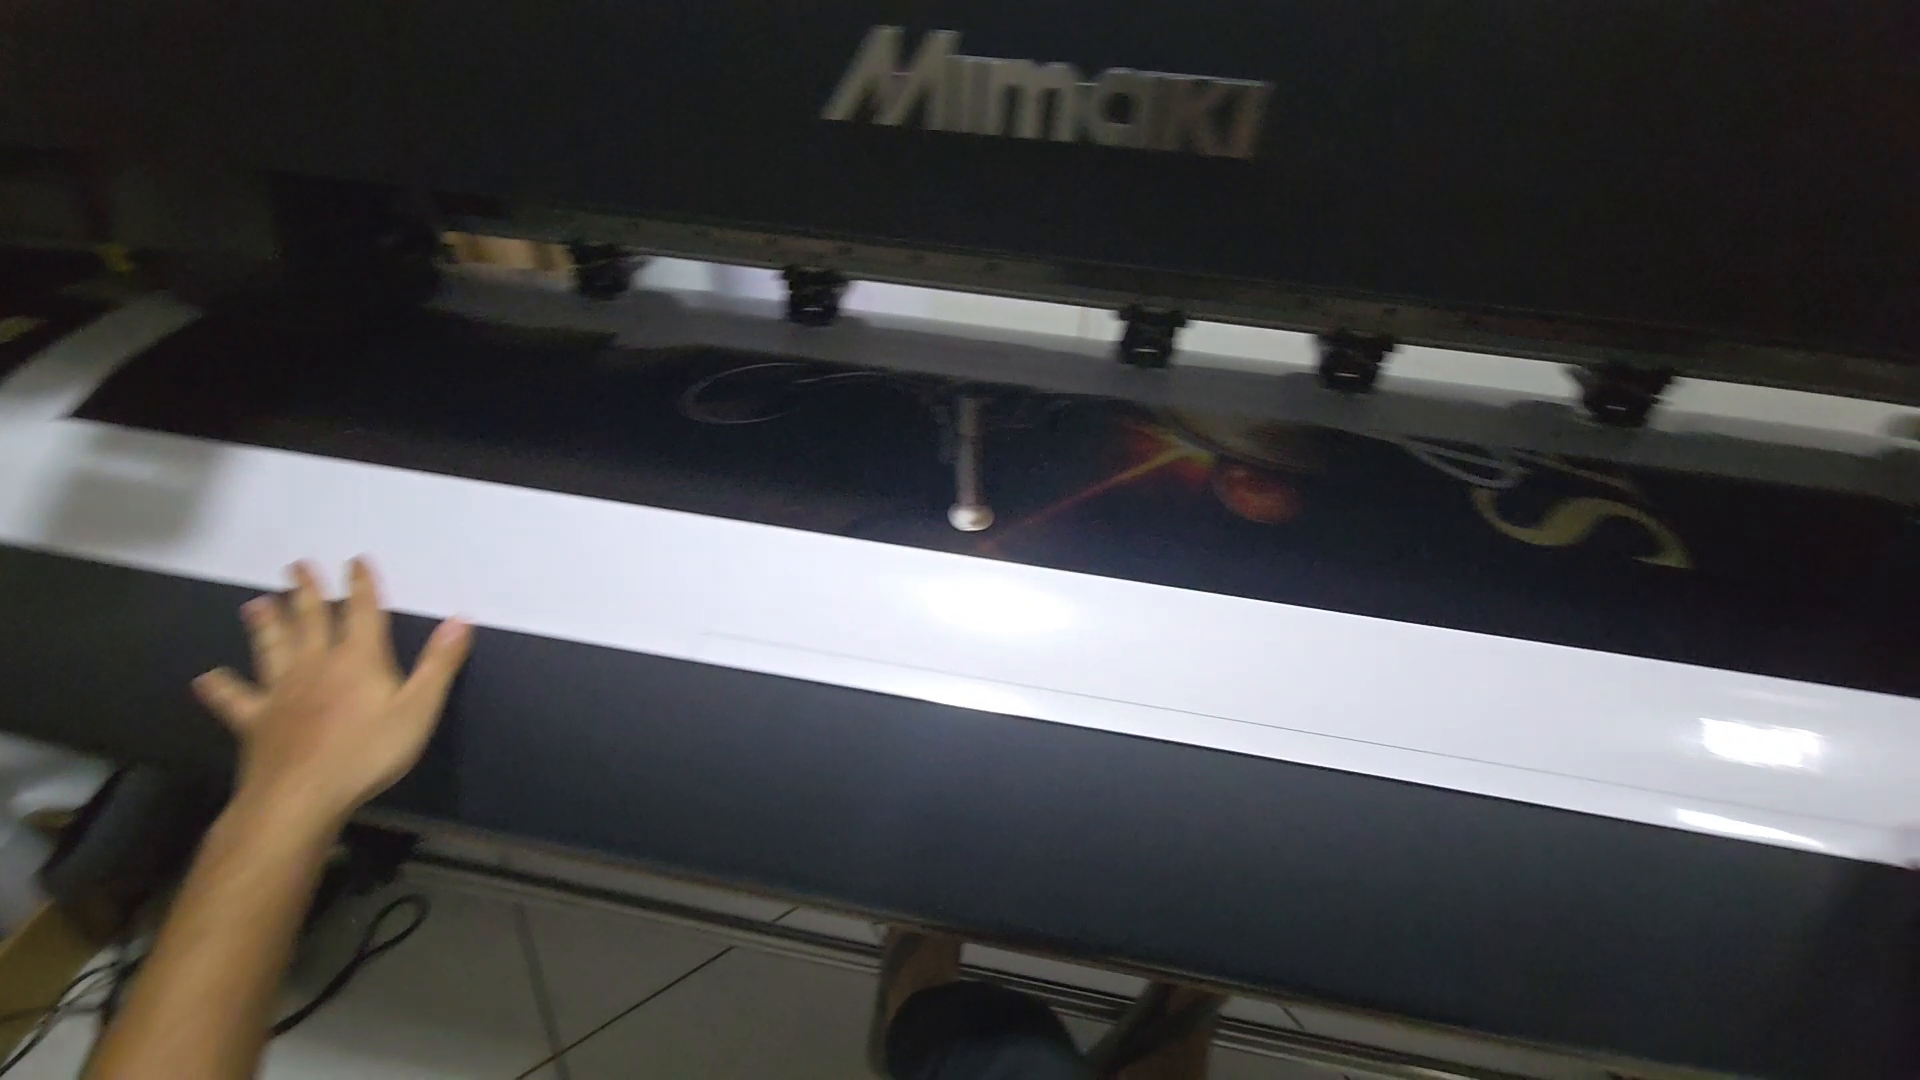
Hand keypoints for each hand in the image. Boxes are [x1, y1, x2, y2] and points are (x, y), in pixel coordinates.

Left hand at [192, 558, 471, 831]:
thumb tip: (460, 619)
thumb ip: (440, 663)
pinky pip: (235, 700)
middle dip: (306, 592)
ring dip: (266, 625)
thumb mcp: (420, 707)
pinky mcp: (256, 722)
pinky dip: (222, 688)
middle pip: (310, 622)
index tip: (354, 561)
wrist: (300, 798)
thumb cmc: (369, 752)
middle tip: (297, 566)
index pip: (362, 613)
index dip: (361, 586)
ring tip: (256, 603)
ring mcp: (280, 693)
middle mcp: (316, 666)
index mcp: (358, 660)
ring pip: (273, 650)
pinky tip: (209, 679)